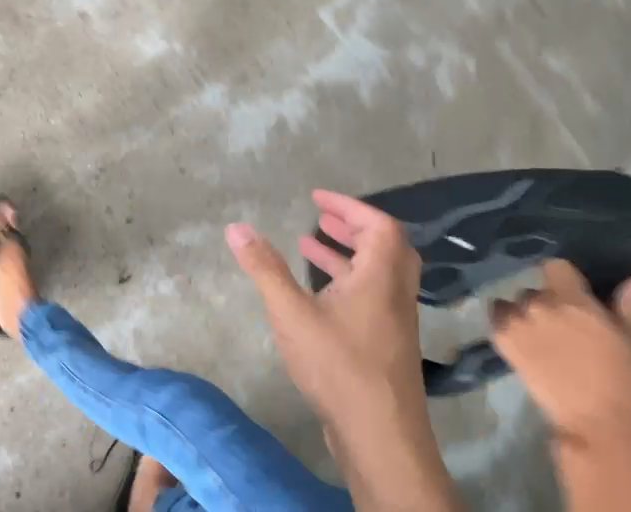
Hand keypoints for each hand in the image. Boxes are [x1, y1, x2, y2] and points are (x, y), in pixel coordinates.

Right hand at [228, 191, 460, 511]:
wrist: (379, 433)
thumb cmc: (337, 364)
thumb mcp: (290, 312)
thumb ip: (264, 268)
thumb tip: (236, 226)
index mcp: (380, 282)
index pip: (382, 229)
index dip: (352, 207)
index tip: (316, 197)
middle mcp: (394, 297)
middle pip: (388, 249)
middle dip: (354, 226)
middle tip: (319, 214)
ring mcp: (392, 322)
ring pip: (379, 274)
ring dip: (349, 252)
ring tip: (309, 243)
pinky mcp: (383, 342)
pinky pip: (371, 294)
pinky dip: (345, 278)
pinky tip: (316, 289)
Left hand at [491, 261, 630, 447]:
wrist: (602, 425)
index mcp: (574, 303)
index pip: (555, 266)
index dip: (568, 278)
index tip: (581, 294)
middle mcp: (536, 306)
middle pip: (537, 289)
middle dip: (554, 302)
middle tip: (574, 328)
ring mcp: (513, 322)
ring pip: (516, 303)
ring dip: (530, 313)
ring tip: (552, 339)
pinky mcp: (499, 339)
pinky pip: (497, 316)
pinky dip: (509, 322)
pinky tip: (529, 341)